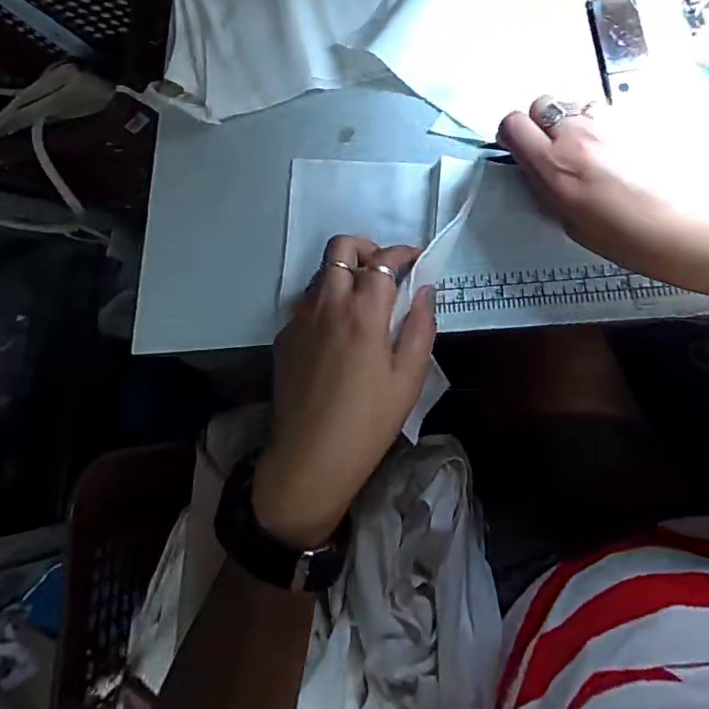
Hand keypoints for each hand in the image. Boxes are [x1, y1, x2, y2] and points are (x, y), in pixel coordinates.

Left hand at [252, 235, 435, 548]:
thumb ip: (420, 326)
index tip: (417, 259)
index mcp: (363, 312)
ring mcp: (300, 319)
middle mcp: (327, 304)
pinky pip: (307, 301)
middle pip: (340, 248)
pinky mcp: (284, 337)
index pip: (383, 260)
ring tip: (365, 300)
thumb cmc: (369, 421)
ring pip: (321, 272)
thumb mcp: (409, 376)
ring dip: (345, 272)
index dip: (404, 252)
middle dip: (367, 248)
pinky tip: (341, 331)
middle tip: (386, 270)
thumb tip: (424, 290)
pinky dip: (328, 299)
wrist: (310, 460)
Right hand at [498, 96, 708, 305]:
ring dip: (579, 122)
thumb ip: (553, 194)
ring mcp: (612, 120)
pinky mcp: (641, 116)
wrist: (703, 227)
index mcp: (557, 167)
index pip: (513, 125)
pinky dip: (609, 126)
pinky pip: (610, 112)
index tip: (525, 150)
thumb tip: (544, 178)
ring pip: (578, 104)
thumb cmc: (641, 241)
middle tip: (561, 152)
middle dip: (545, 125)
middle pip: (543, 104)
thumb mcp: (579, 230)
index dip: (516, 137)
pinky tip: (628, 153)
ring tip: (599, 154)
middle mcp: (580, 134)